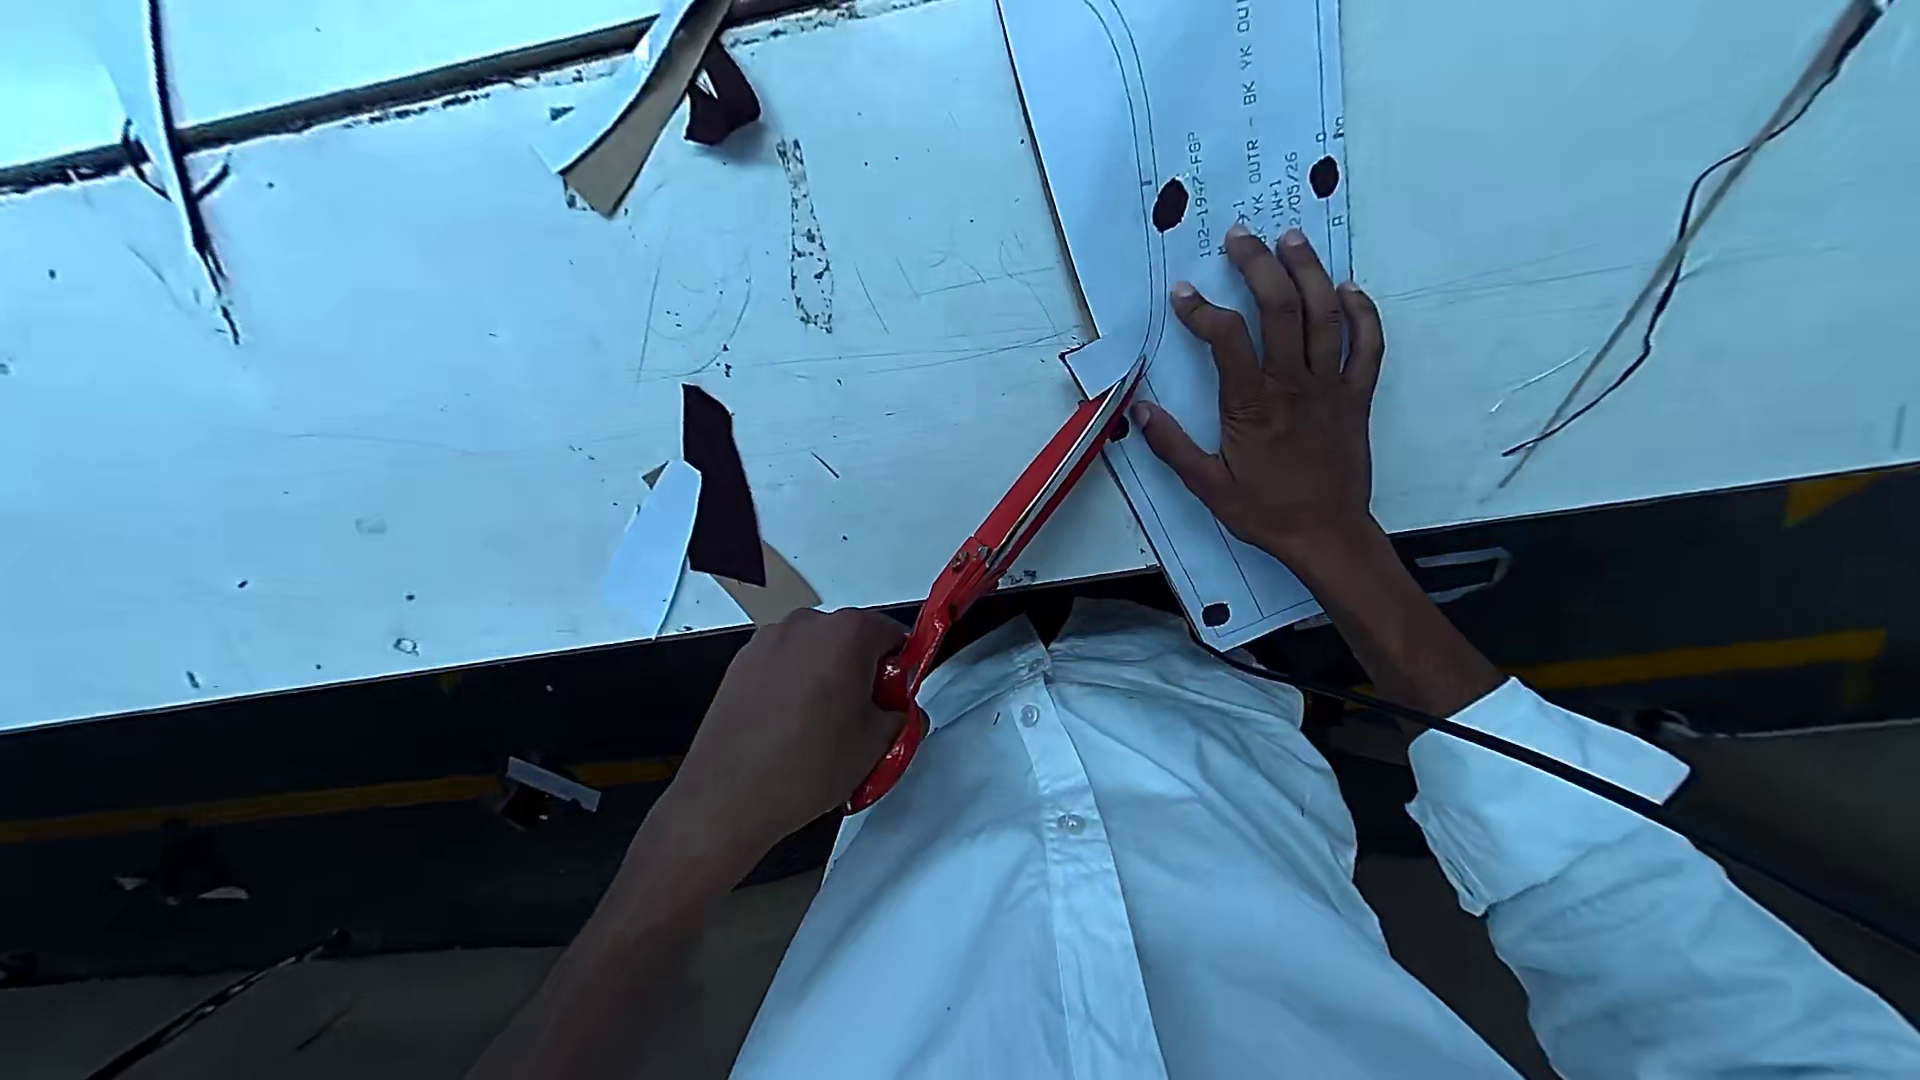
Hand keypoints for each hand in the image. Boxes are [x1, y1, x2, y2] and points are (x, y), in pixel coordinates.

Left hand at [661, 608, 905, 852]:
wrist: (729, 797)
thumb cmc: (804, 766)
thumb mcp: (878, 744)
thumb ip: (904, 715)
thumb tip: (901, 709)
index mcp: (848, 633)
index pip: (893, 634)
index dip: (900, 667)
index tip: (895, 695)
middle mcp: (807, 623)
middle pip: (852, 637)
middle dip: (863, 669)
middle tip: (862, 715)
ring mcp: (770, 638)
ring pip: (816, 649)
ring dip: (827, 674)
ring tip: (822, 725)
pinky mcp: (742, 660)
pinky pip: (783, 661)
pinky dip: (793, 681)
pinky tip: (790, 724)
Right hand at [1132, 223, 1385, 574]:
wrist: (1325, 534)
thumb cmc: (1263, 510)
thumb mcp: (1207, 485)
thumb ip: (1172, 445)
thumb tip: (1140, 409)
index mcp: (1251, 404)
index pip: (1226, 338)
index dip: (1202, 309)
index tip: (1183, 292)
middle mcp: (1292, 384)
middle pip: (1279, 309)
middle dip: (1258, 267)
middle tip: (1241, 236)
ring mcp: (1331, 386)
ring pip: (1324, 315)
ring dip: (1308, 272)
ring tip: (1291, 240)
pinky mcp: (1357, 397)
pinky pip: (1368, 345)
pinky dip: (1361, 312)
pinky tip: (1347, 289)